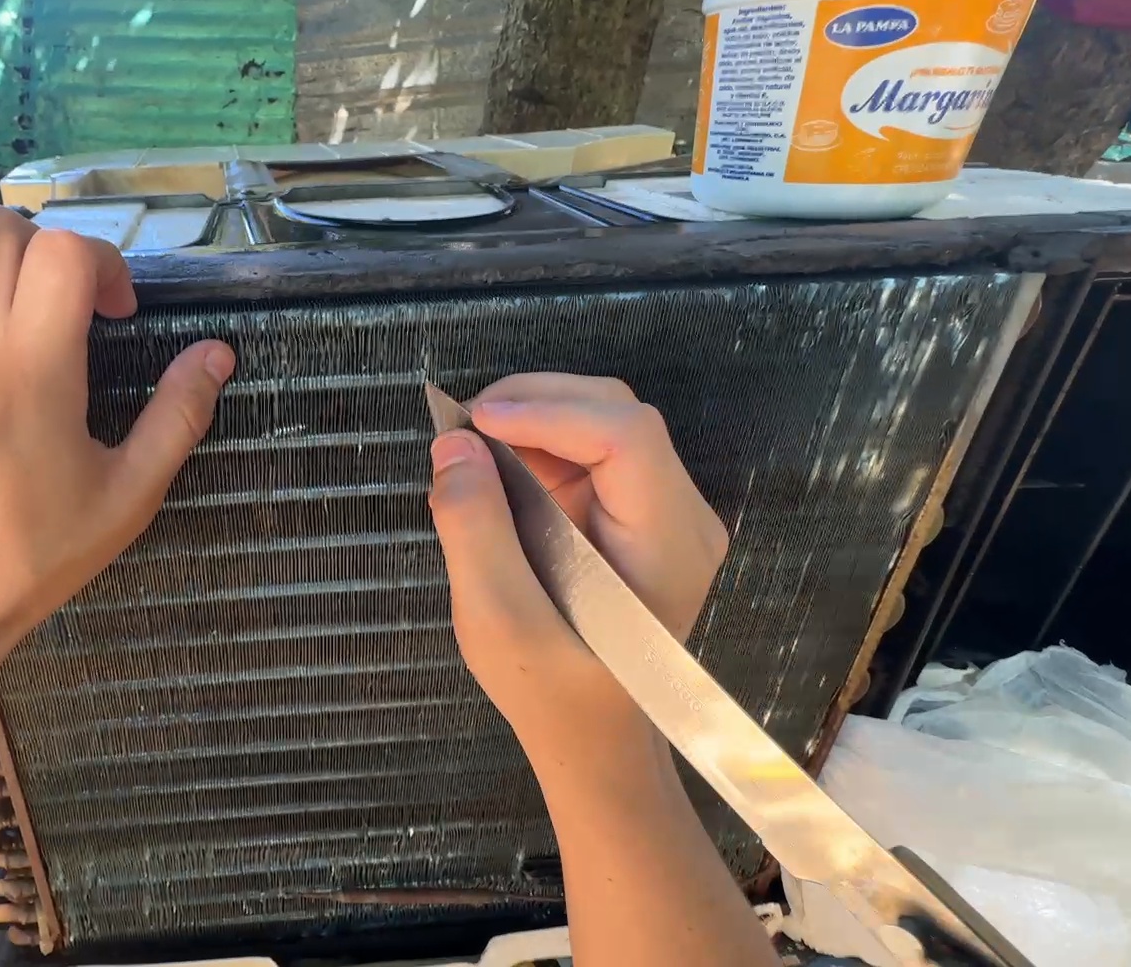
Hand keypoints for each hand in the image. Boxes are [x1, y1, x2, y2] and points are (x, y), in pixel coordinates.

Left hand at [0, 206, 233, 679]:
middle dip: (49, 252)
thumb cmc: (29, 559)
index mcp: (29, 363)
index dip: (106, 266)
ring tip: (16, 320)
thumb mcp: (126, 496)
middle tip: (69, 310)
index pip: (65, 250)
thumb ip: (177, 415)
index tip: (117, 315)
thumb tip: (218, 353)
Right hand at [427, 373, 727, 741]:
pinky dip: (526, 441)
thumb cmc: (549, 688)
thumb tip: (453, 444)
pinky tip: (487, 468)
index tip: (473, 423)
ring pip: (594, 418)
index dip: (547, 413)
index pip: (625, 436)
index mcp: (668, 542)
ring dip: (524, 417)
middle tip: (459, 427)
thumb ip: (474, 528)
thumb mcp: (497, 618)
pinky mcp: (624, 506)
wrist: (587, 729)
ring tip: (464, 448)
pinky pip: (578, 446)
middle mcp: (677, 512)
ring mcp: (654, 505)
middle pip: (613, 411)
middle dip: (531, 402)